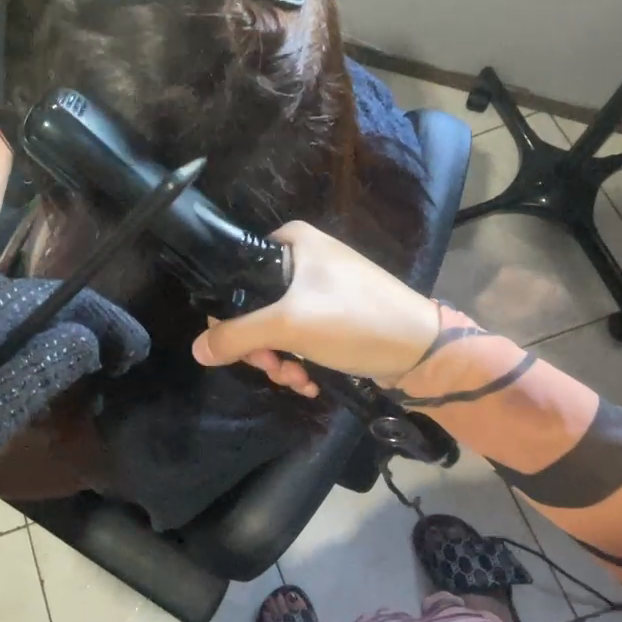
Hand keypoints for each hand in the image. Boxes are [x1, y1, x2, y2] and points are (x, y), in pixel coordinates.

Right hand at [190, 221, 441, 393]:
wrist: (423, 350)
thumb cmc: (354, 321)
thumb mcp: (289, 326)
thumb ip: (237, 336)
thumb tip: (197, 350)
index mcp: (290, 240)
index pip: (235, 275)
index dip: (232, 316)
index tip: (247, 348)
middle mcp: (302, 256)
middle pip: (253, 306)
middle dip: (260, 346)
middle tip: (274, 367)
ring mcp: (319, 286)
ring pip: (274, 326)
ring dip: (278, 360)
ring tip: (297, 380)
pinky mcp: (334, 313)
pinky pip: (298, 334)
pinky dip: (298, 360)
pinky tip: (309, 381)